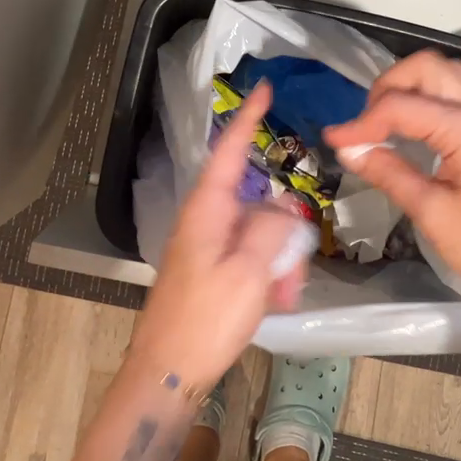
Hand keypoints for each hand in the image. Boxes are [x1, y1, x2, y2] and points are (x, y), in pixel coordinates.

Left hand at [127, 83, 310, 386]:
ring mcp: (207, 245)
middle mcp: (206, 219)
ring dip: (280, 260)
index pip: (230, 150)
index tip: (262, 89)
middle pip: (259, 204)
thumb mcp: (249, 271)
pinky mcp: (211, 269)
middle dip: (284, 233)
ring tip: (282, 296)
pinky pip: (250, 257)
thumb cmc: (204, 319)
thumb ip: (272, 229)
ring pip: (260, 234)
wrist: (167, 372)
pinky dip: (267, 274)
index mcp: (208, 209)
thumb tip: (282, 210)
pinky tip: (273, 303)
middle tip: (294, 272)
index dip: (248, 119)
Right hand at [325, 51, 460, 302]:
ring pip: (444, 72)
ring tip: (387, 121)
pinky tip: (413, 129)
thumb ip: (389, 173)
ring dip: (410, 86)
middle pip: (425, 67)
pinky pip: (457, 92)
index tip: (334, 141)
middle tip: (367, 124)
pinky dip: (428, 96)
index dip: (361, 122)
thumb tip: (349, 150)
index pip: (399, 106)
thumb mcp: (432, 214)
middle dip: (388, 86)